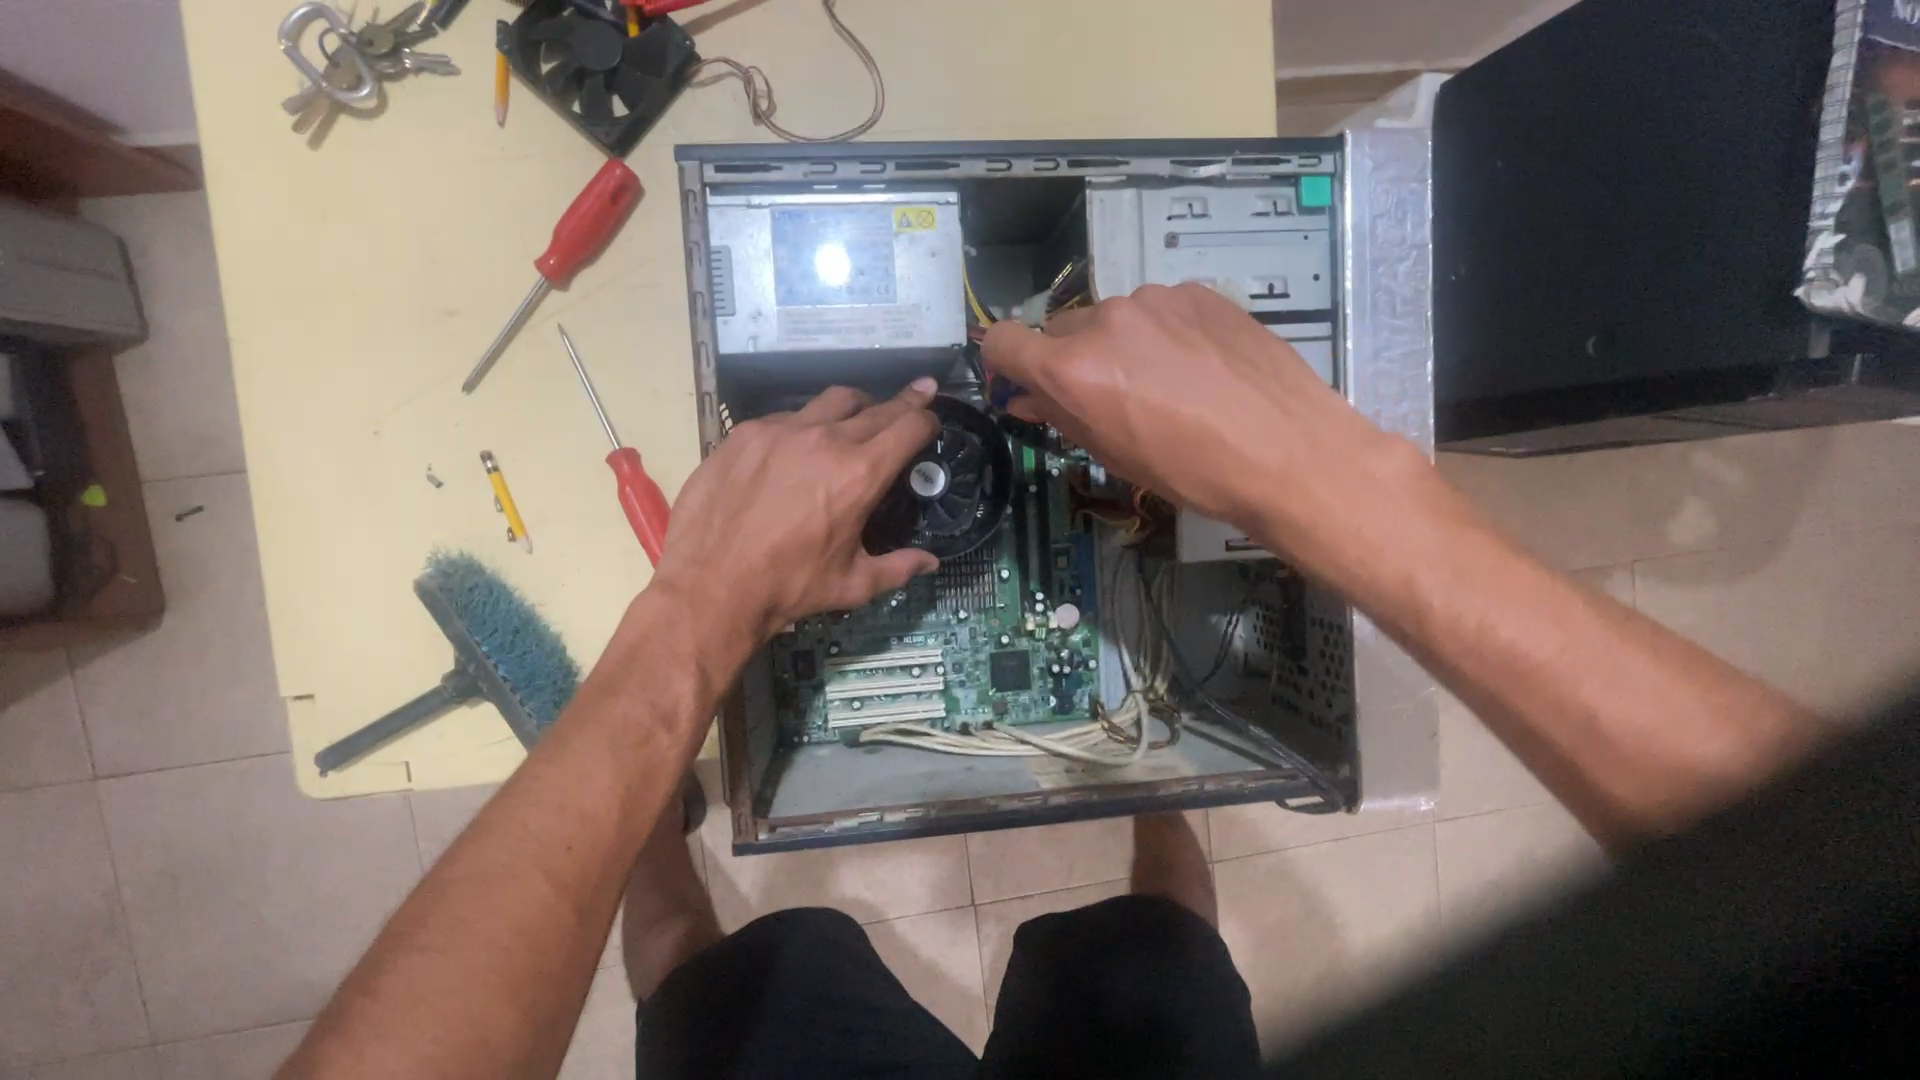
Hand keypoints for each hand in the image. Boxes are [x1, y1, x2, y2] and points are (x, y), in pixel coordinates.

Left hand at [652, 379, 942, 642]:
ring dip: (853, 406)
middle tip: (916, 394)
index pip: (908, 427)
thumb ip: (899, 568)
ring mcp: (779, 431)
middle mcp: (824, 440)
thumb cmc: (789, 588)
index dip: (927, 418)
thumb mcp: (853, 584)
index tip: (932, 418)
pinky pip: (785, 417)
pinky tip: (797, 447)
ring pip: (829, 401)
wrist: (710, 587)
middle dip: (901, 402)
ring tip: (855, 417)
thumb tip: (932, 562)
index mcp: (859, 474)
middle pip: (875, 406)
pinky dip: (804, 425)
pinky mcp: (744, 434)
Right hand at [982, 283, 1421, 563]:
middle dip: (1072, 361)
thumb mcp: (1114, 454)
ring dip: (1120, 345)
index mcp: (1073, 369)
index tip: (1024, 382)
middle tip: (1110, 397)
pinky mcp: (1198, 290)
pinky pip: (1158, 309)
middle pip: (1061, 331)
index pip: (1003, 340)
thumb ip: (1061, 417)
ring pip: (1112, 319)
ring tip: (1167, 383)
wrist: (1288, 451)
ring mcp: (1155, 299)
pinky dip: (1162, 332)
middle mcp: (1104, 321)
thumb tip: (1027, 398)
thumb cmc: (1192, 471)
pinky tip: (1198, 365)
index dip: (1006, 362)